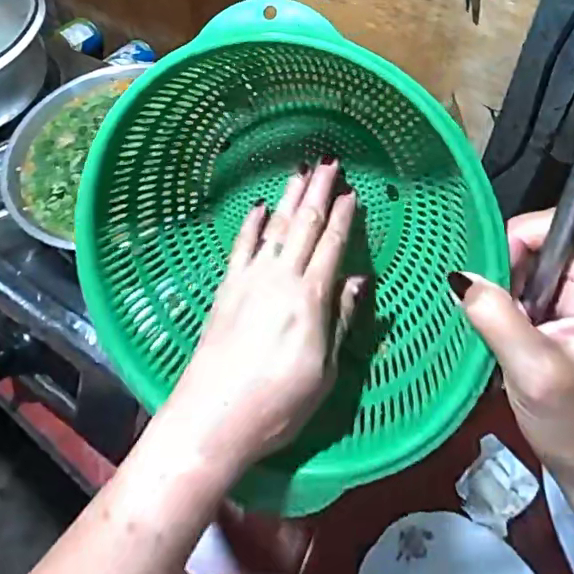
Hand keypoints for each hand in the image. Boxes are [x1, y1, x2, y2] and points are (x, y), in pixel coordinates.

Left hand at [155, 157, 366, 474]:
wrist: (215, 412)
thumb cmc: (278, 403)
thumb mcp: (324, 371)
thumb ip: (339, 319)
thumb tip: (357, 278)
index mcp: (311, 299)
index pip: (332, 246)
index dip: (343, 217)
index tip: (352, 190)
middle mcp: (281, 278)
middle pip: (304, 225)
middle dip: (318, 191)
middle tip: (329, 161)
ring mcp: (250, 278)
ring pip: (274, 226)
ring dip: (288, 197)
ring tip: (299, 170)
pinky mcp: (227, 286)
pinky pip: (241, 245)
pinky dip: (250, 223)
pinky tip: (257, 206)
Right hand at [453, 210, 573, 517]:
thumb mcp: (533, 370)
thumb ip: (496, 316)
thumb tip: (457, 276)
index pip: (563, 235)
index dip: (524, 237)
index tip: (493, 267)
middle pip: (539, 248)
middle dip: (503, 265)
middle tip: (481, 298)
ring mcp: (569, 312)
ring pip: (523, 271)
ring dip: (496, 287)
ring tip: (480, 314)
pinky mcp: (551, 327)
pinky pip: (517, 294)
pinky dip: (495, 303)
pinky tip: (484, 323)